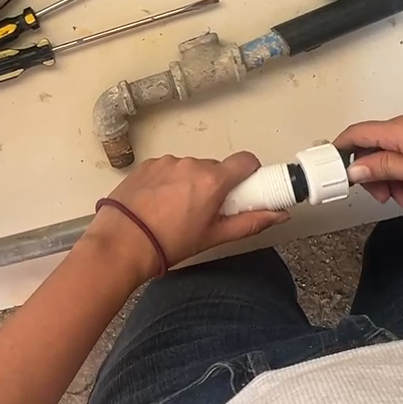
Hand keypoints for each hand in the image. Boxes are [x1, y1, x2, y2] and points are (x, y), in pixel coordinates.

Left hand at [87, 153, 287, 274]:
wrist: (122, 242)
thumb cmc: (169, 243)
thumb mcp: (214, 237)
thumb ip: (251, 222)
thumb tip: (279, 214)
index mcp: (212, 179)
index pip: (245, 160)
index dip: (249, 173)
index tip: (245, 188)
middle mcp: (191, 163)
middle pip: (214, 167)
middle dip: (214, 185)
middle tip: (205, 211)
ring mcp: (166, 162)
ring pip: (188, 168)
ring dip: (188, 183)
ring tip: (175, 211)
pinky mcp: (146, 165)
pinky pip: (166, 169)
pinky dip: (166, 182)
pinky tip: (157, 204)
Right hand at [334, 112, 402, 208]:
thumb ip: (384, 167)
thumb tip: (355, 167)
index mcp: (401, 129)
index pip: (357, 134)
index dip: (341, 151)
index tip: (335, 171)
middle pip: (375, 147)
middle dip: (374, 174)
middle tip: (383, 198)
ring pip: (395, 154)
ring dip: (394, 179)